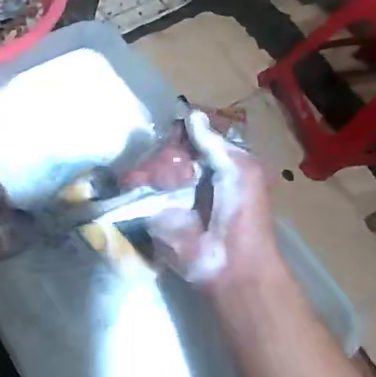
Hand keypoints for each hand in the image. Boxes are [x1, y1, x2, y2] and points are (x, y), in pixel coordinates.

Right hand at [124, 111, 285, 297]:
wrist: (230, 261)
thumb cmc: (243, 212)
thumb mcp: (238, 170)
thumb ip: (213, 144)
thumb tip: (191, 115)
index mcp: (217, 167)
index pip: (192, 141)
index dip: (182, 134)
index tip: (173, 130)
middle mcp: (191, 180)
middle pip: (167, 153)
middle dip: (165, 153)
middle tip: (168, 159)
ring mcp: (169, 197)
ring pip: (150, 169)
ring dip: (149, 168)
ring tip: (154, 176)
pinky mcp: (151, 214)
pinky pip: (137, 192)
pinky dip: (133, 183)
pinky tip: (134, 181)